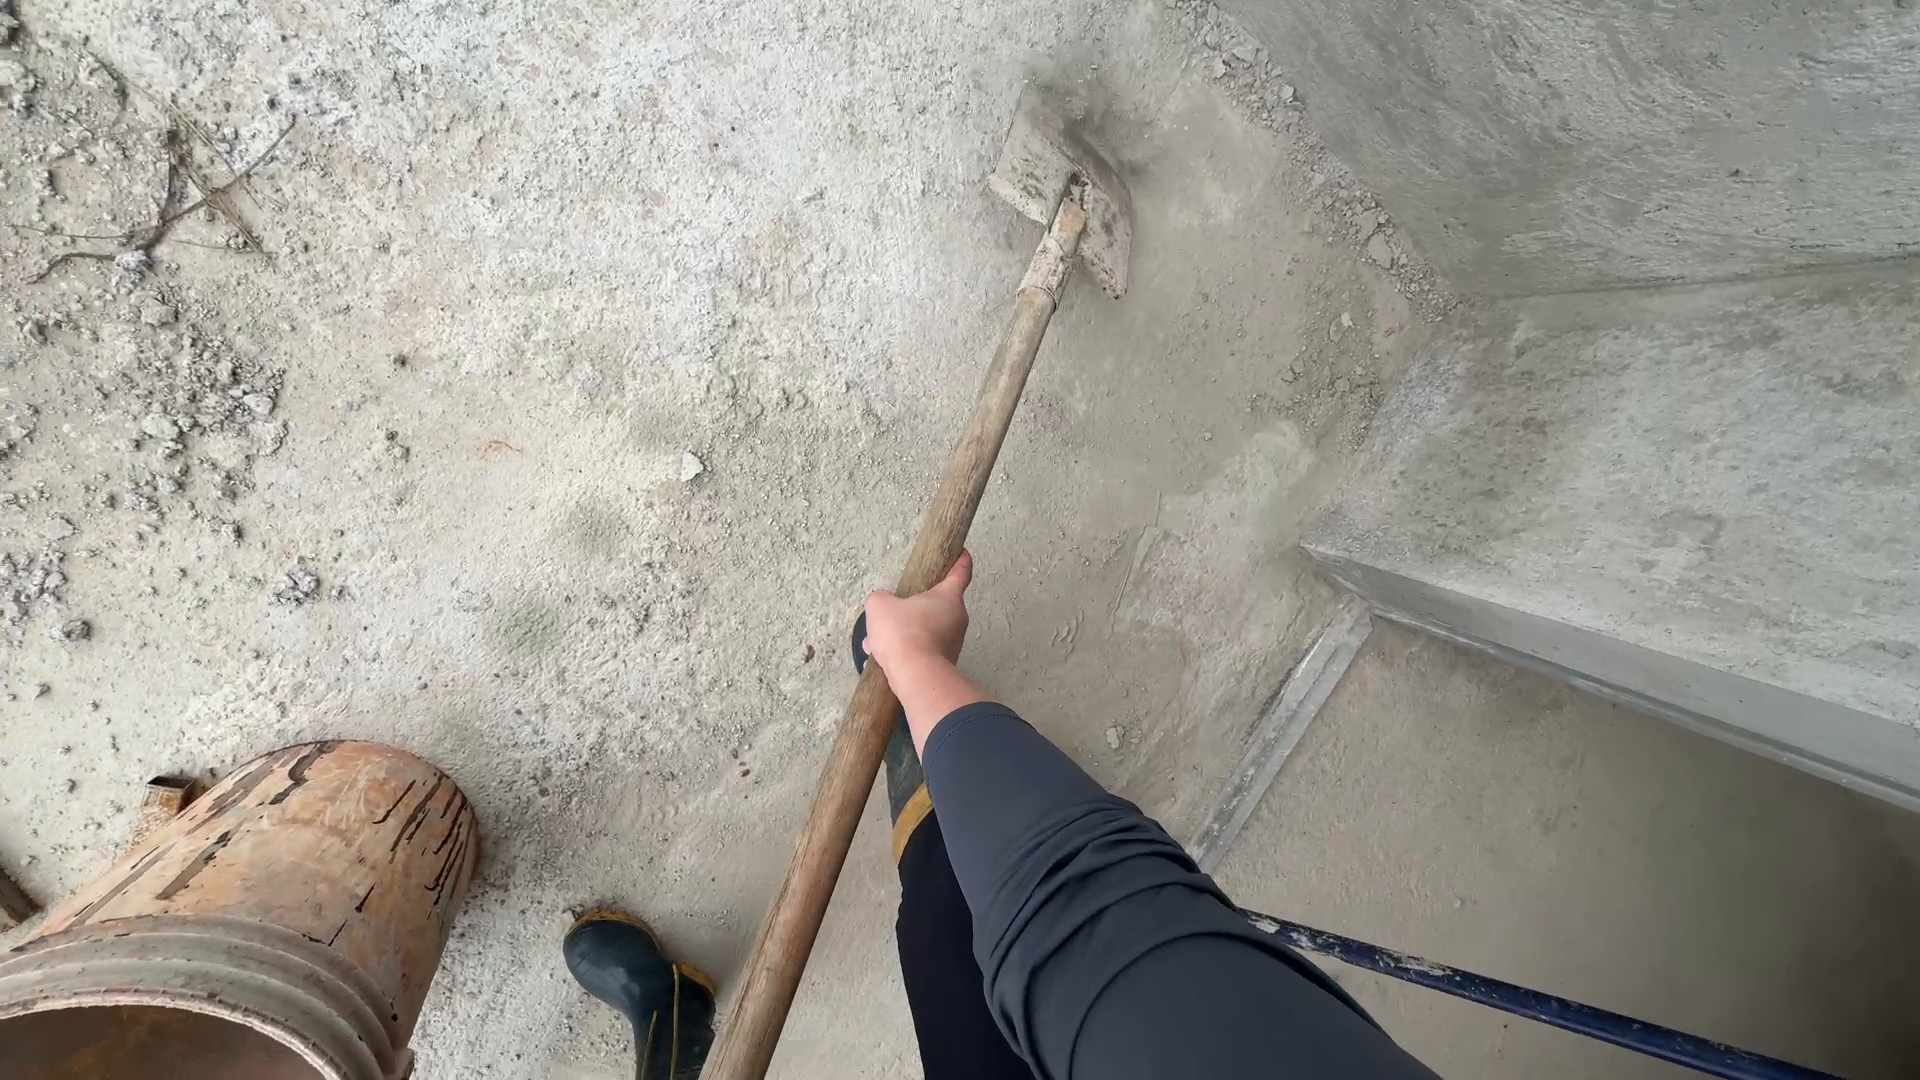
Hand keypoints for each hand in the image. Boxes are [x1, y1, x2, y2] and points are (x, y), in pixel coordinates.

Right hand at [863, 550, 972, 671]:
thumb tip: (883, 604)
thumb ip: (881, 599)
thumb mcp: (880, 606)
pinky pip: (922, 648)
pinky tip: (883, 656)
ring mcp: (953, 642)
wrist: (915, 676)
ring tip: (878, 639)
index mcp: (948, 596)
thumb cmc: (904, 634)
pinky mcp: (944, 662)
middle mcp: (957, 618)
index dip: (961, 559)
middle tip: (896, 607)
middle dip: (914, 605)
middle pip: (937, 603)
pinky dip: (905, 649)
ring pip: (926, 628)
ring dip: (904, 631)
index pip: (960, 571)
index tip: (962, 552)